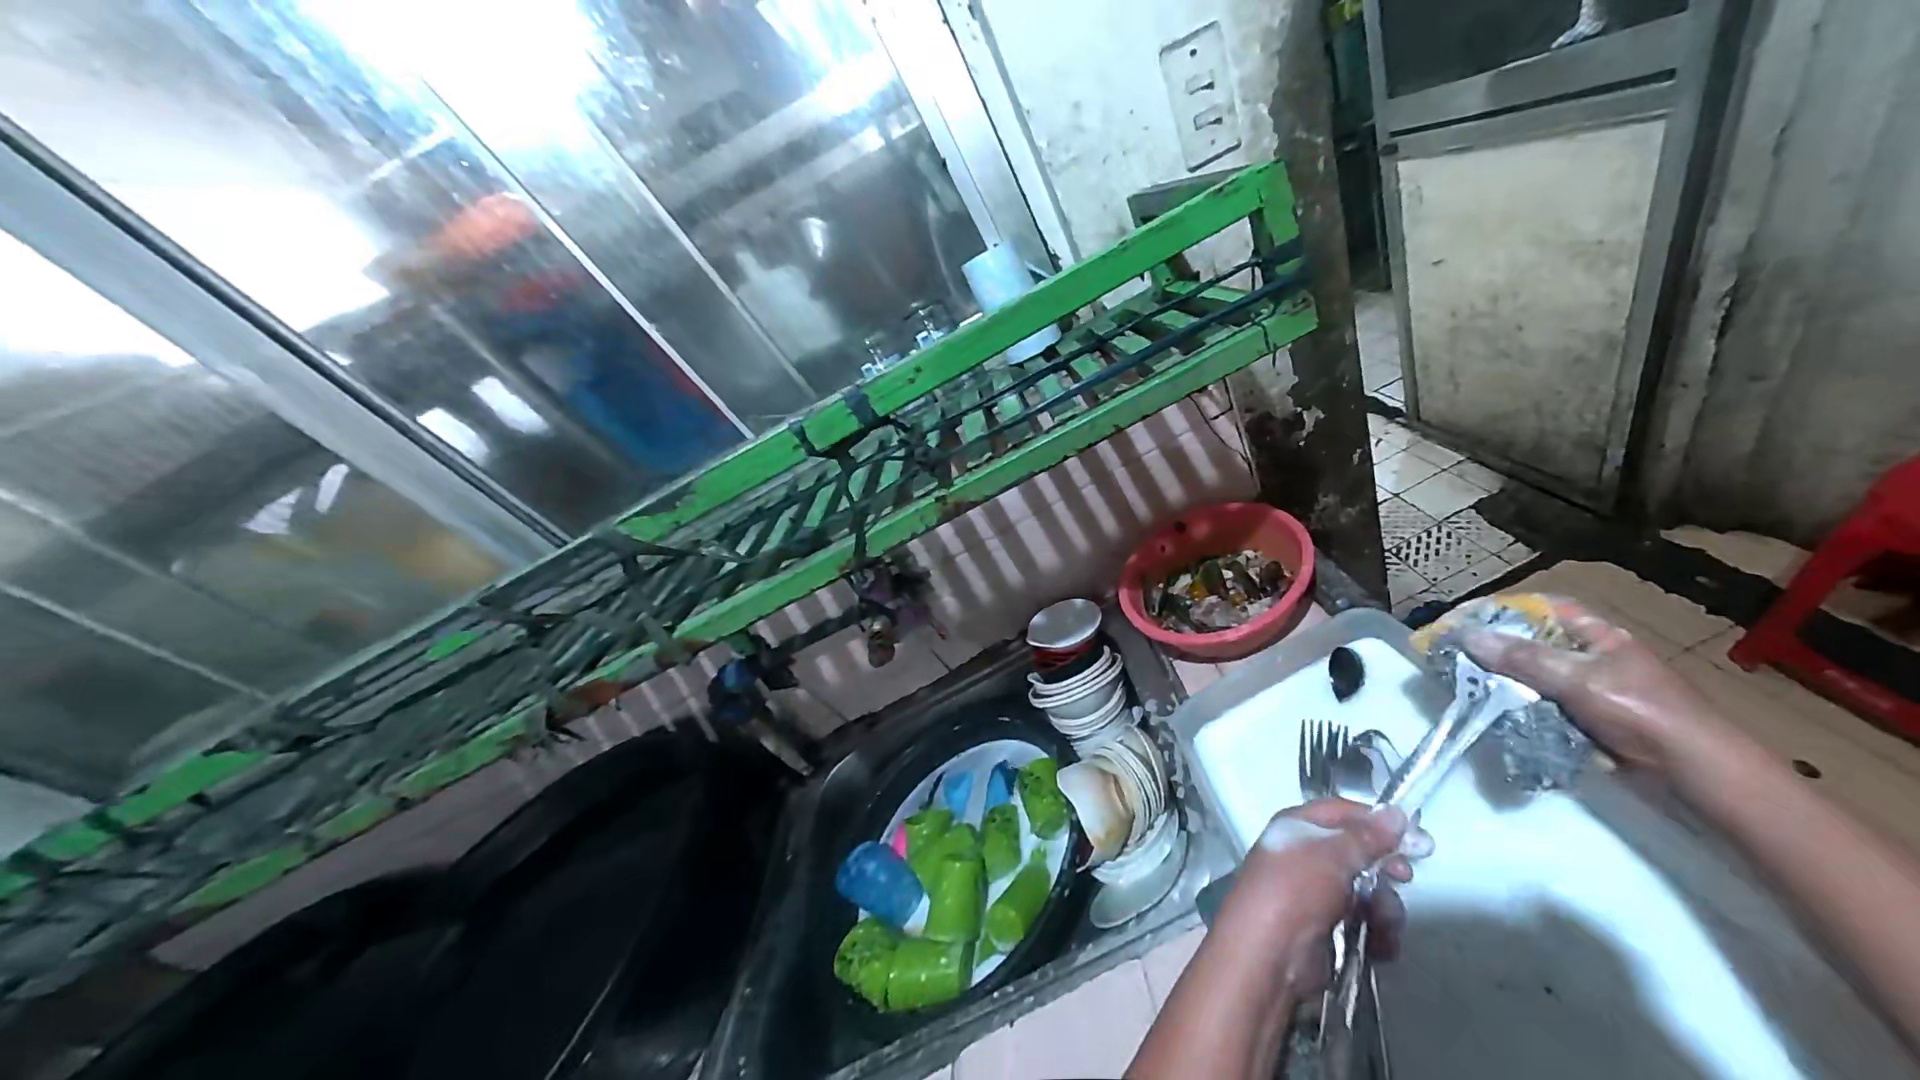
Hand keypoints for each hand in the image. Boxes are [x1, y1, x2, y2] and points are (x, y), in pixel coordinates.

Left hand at [1222, 799, 1416, 994]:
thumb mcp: (1329, 854)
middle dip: (1386, 866)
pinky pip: (1368, 925)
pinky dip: (1378, 936)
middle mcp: (1307, 855)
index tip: (1419, 837)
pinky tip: (1376, 945)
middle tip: (1402, 877)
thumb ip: (1367, 836)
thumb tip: (1396, 813)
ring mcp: (1320, 894)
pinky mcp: (1331, 929)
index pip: (1344, 812)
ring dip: (1384, 908)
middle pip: (1361, 853)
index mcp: (1297, 827)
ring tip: (1379, 921)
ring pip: (1371, 892)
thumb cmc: (1294, 889)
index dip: (1379, 821)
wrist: (1269, 954)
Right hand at [1461, 599, 1729, 776]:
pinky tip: (1486, 707)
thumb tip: (1467, 636)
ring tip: (1460, 681)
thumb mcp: (1581, 681)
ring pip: (1525, 674)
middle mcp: (1586, 656)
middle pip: (1527, 641)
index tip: (1459, 620)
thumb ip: (1524, 658)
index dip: (1498, 609)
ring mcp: (1582, 689)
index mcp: (1596, 636)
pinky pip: (1532, 702)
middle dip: (1489, 646)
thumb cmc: (1644, 715)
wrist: (1693, 774)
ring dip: (1496, 678)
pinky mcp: (1576, 717)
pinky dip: (1510, 703)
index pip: (1539, 608)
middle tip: (1449, 653)